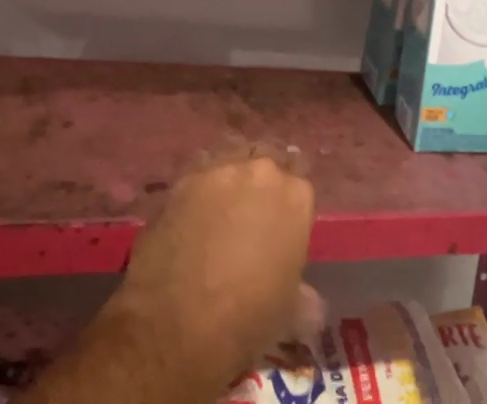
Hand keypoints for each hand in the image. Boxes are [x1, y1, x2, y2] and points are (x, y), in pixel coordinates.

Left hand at [25, 143, 320, 403]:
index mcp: (297, 196)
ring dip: (226, 179)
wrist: (179, 325)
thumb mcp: (291, 306)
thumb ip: (301, 288)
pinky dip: (194, 192)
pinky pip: (194, 178)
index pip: (299, 182)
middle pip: (264, 162)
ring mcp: (218, 172)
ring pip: (227, 162)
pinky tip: (188, 215)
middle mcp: (262, 172)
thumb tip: (307, 299)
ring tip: (216, 207)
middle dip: (257, 183)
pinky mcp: (179, 184)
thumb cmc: (249, 318)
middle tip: (247, 212)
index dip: (286, 203)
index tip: (278, 222)